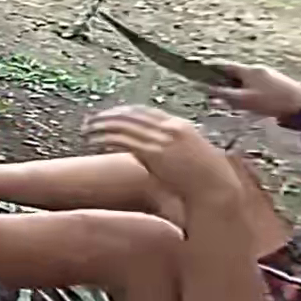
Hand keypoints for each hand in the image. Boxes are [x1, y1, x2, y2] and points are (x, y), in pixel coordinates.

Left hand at [84, 106, 238, 202]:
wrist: (214, 189)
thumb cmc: (199, 177)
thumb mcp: (183, 153)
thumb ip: (161, 146)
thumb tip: (136, 148)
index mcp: (179, 125)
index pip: (143, 111)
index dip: (121, 111)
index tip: (106, 114)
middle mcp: (170, 128)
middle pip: (130, 115)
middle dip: (107, 116)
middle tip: (89, 120)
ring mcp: (162, 140)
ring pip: (122, 125)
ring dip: (100, 126)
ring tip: (86, 130)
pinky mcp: (154, 153)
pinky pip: (122, 140)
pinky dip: (104, 139)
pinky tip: (93, 142)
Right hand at [207, 62, 300, 118]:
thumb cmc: (269, 101)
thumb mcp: (240, 99)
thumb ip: (220, 93)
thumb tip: (201, 87)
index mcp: (249, 70)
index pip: (225, 66)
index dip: (212, 70)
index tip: (201, 76)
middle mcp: (259, 70)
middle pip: (235, 75)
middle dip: (224, 84)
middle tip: (216, 96)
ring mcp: (270, 77)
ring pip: (246, 82)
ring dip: (236, 90)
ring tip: (232, 103)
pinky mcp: (278, 85)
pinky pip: (257, 86)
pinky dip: (248, 93)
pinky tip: (248, 104)